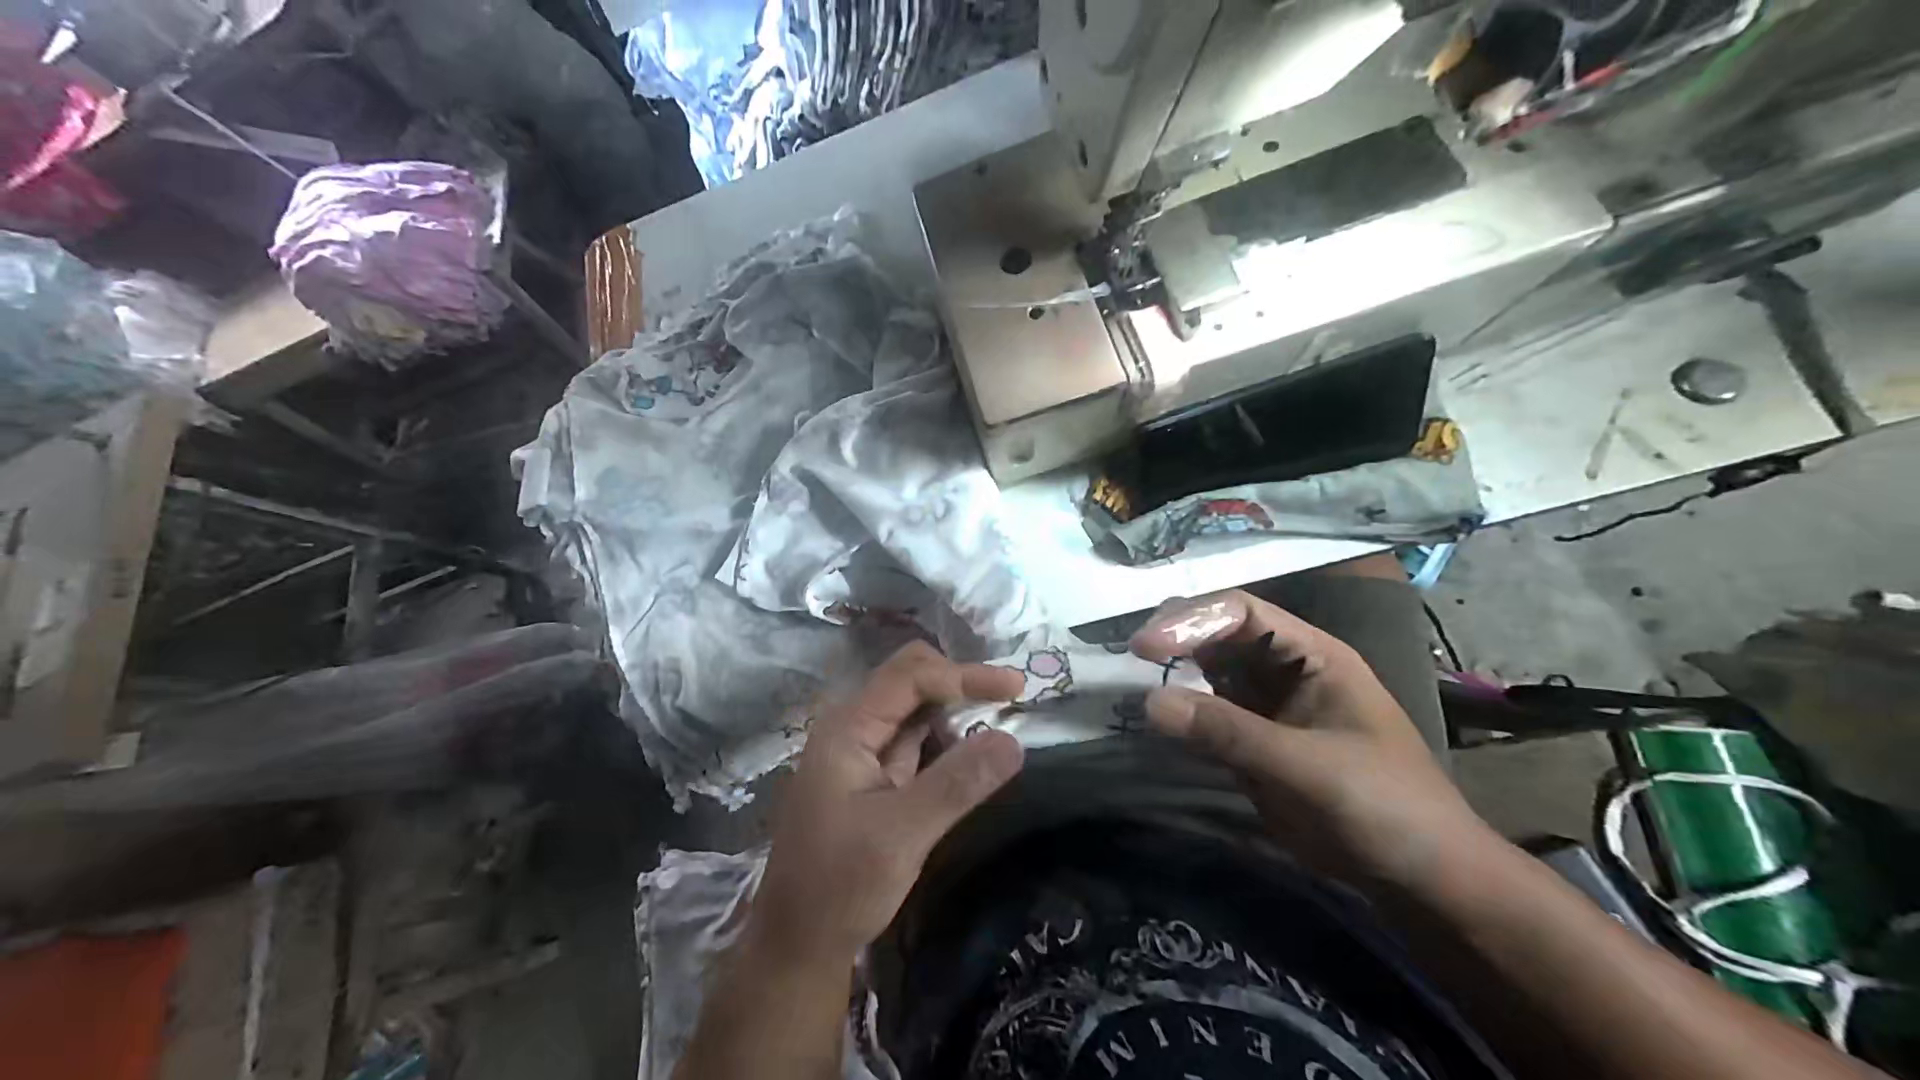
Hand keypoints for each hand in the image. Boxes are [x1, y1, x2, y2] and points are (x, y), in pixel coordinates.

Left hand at [752, 642, 1025, 965]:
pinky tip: (971, 754)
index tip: (1016, 688)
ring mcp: (861, 753)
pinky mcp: (872, 778)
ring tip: (999, 722)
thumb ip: (957, 783)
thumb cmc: (840, 885)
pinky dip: (946, 740)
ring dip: (955, 710)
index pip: (912, 676)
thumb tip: (1013, 740)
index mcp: (848, 727)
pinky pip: (914, 742)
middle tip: (1006, 702)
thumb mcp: (902, 834)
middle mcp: (852, 728)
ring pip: (915, 710)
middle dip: (959, 683)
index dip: (965, 674)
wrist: (798, 943)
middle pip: (910, 680)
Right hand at [1131, 590, 1497, 893]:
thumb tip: (1148, 701)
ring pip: (1207, 672)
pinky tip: (1151, 715)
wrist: (1420, 879)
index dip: (1191, 620)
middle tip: (1126, 656)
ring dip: (1170, 671)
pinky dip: (1178, 711)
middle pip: (1218, 634)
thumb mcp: (1307, 766)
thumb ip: (1228, 731)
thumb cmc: (1383, 806)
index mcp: (1311, 654)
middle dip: (1174, 637)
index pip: (1240, 613)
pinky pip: (1206, 714)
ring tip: (1125, 678)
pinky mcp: (1252, 741)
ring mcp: (1266, 705)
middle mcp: (1283, 669)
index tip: (1145, 646)